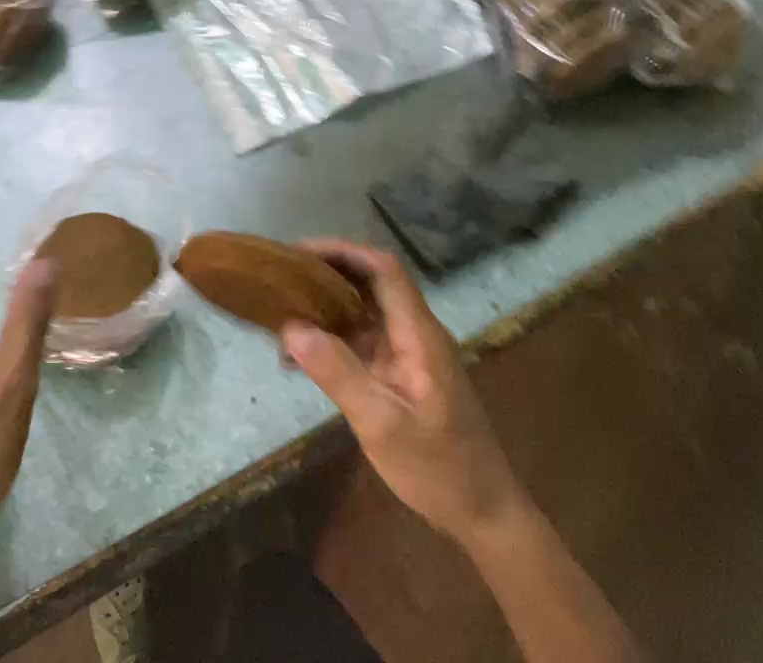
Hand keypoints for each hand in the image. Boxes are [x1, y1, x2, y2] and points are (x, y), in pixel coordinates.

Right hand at [283, 239, 526, 544]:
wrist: (482, 510)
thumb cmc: (437, 468)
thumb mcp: (381, 424)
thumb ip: (338, 373)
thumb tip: (292, 328)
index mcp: (419, 335)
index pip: (384, 271)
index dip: (343, 252)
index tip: (298, 253)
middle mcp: (416, 335)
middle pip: (373, 285)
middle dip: (328, 276)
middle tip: (280, 280)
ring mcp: (411, 356)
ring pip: (366, 315)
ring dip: (326, 310)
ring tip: (280, 315)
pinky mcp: (403, 377)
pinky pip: (365, 345)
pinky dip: (333, 343)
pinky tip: (300, 357)